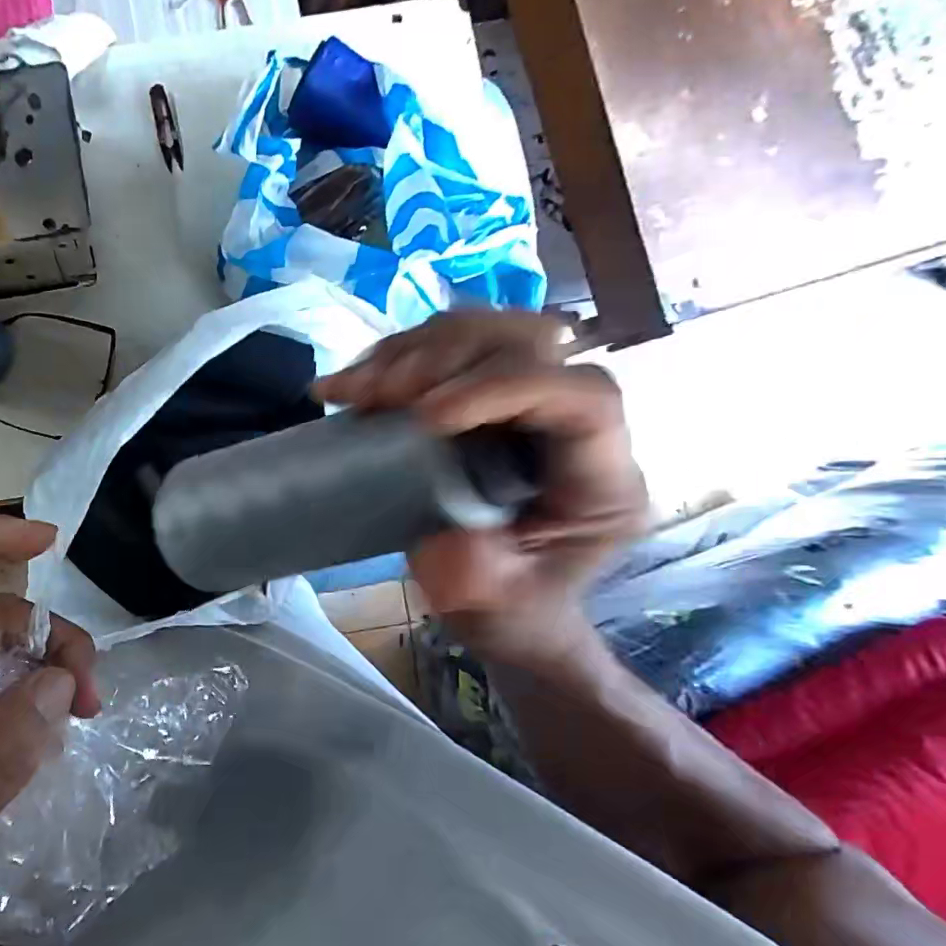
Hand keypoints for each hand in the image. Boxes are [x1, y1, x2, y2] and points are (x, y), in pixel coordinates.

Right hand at [314, 312, 647, 670]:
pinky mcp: (479, 397)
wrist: (503, 605)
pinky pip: (440, 349)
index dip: (508, 388)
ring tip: (355, 390)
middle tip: (381, 394)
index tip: (426, 418)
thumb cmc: (512, 612)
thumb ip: (481, 582)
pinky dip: (388, 359)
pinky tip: (346, 388)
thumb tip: (446, 539)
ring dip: (410, 351)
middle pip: (531, 342)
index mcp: (599, 477)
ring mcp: (524, 402)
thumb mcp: (498, 614)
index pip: (584, 398)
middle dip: (448, 357)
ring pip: (483, 331)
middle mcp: (570, 424)